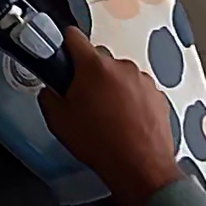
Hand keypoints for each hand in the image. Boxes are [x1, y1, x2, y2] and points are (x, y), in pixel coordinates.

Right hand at [39, 27, 181, 205]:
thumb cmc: (100, 144)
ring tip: (105, 115)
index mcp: (94, 67)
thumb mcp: (58, 121)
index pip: (74, 36)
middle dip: (88, 74)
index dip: (64, 44)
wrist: (141, 169)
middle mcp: (121, 67)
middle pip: (98, 59)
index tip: (62, 53)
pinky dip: (129, 100)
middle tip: (82, 99)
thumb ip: (48, 96)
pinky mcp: (158, 96)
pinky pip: (136, 89)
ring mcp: (142, 81)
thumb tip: (50, 90)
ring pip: (118, 74)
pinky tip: (123, 122)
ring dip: (111, 87)